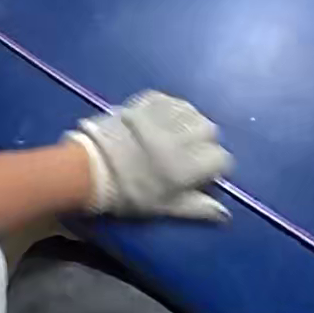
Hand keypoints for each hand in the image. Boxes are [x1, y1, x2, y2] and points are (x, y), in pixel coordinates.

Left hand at [65, 92, 232, 219]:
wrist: (89, 169)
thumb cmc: (127, 193)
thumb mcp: (164, 207)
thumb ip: (197, 208)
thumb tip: (224, 214)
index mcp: (188, 166)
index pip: (221, 158)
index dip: (214, 166)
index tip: (201, 171)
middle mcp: (178, 138)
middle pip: (208, 129)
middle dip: (203, 139)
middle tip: (189, 149)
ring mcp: (158, 118)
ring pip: (188, 110)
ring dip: (187, 119)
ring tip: (176, 130)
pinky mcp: (139, 105)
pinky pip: (163, 98)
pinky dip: (167, 105)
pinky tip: (161, 116)